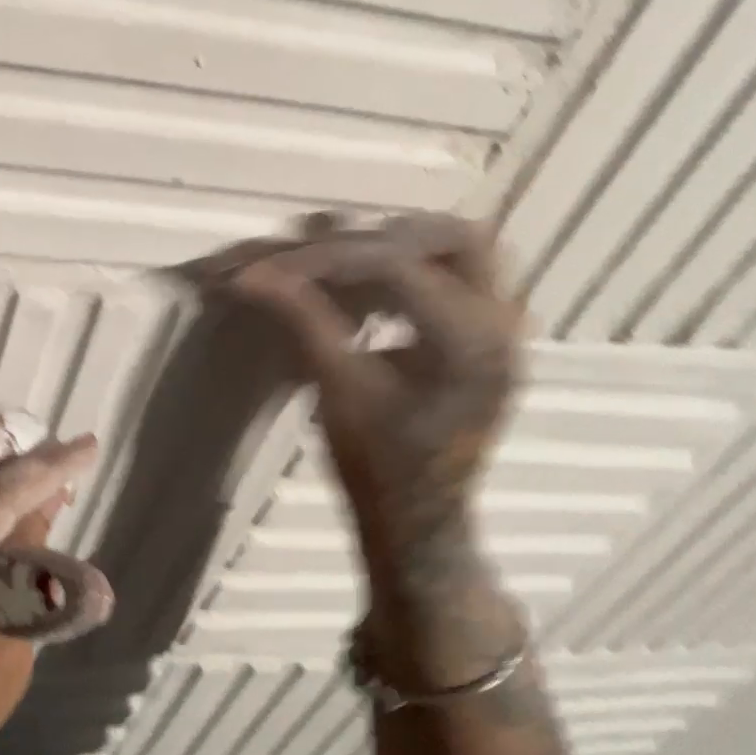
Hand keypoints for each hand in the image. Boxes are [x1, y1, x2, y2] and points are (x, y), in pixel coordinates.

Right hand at [225, 214, 526, 683]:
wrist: (419, 519)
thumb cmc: (377, 462)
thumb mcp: (336, 387)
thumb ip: (303, 319)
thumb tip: (251, 274)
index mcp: (468, 343)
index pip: (396, 267)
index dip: (326, 259)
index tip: (269, 267)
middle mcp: (500, 327)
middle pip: (456, 238)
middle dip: (380, 235)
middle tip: (320, 251)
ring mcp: (503, 332)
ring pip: (467, 250)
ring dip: (404, 244)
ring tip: (345, 258)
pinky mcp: (488, 337)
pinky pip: (462, 276)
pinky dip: (415, 266)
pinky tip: (371, 284)